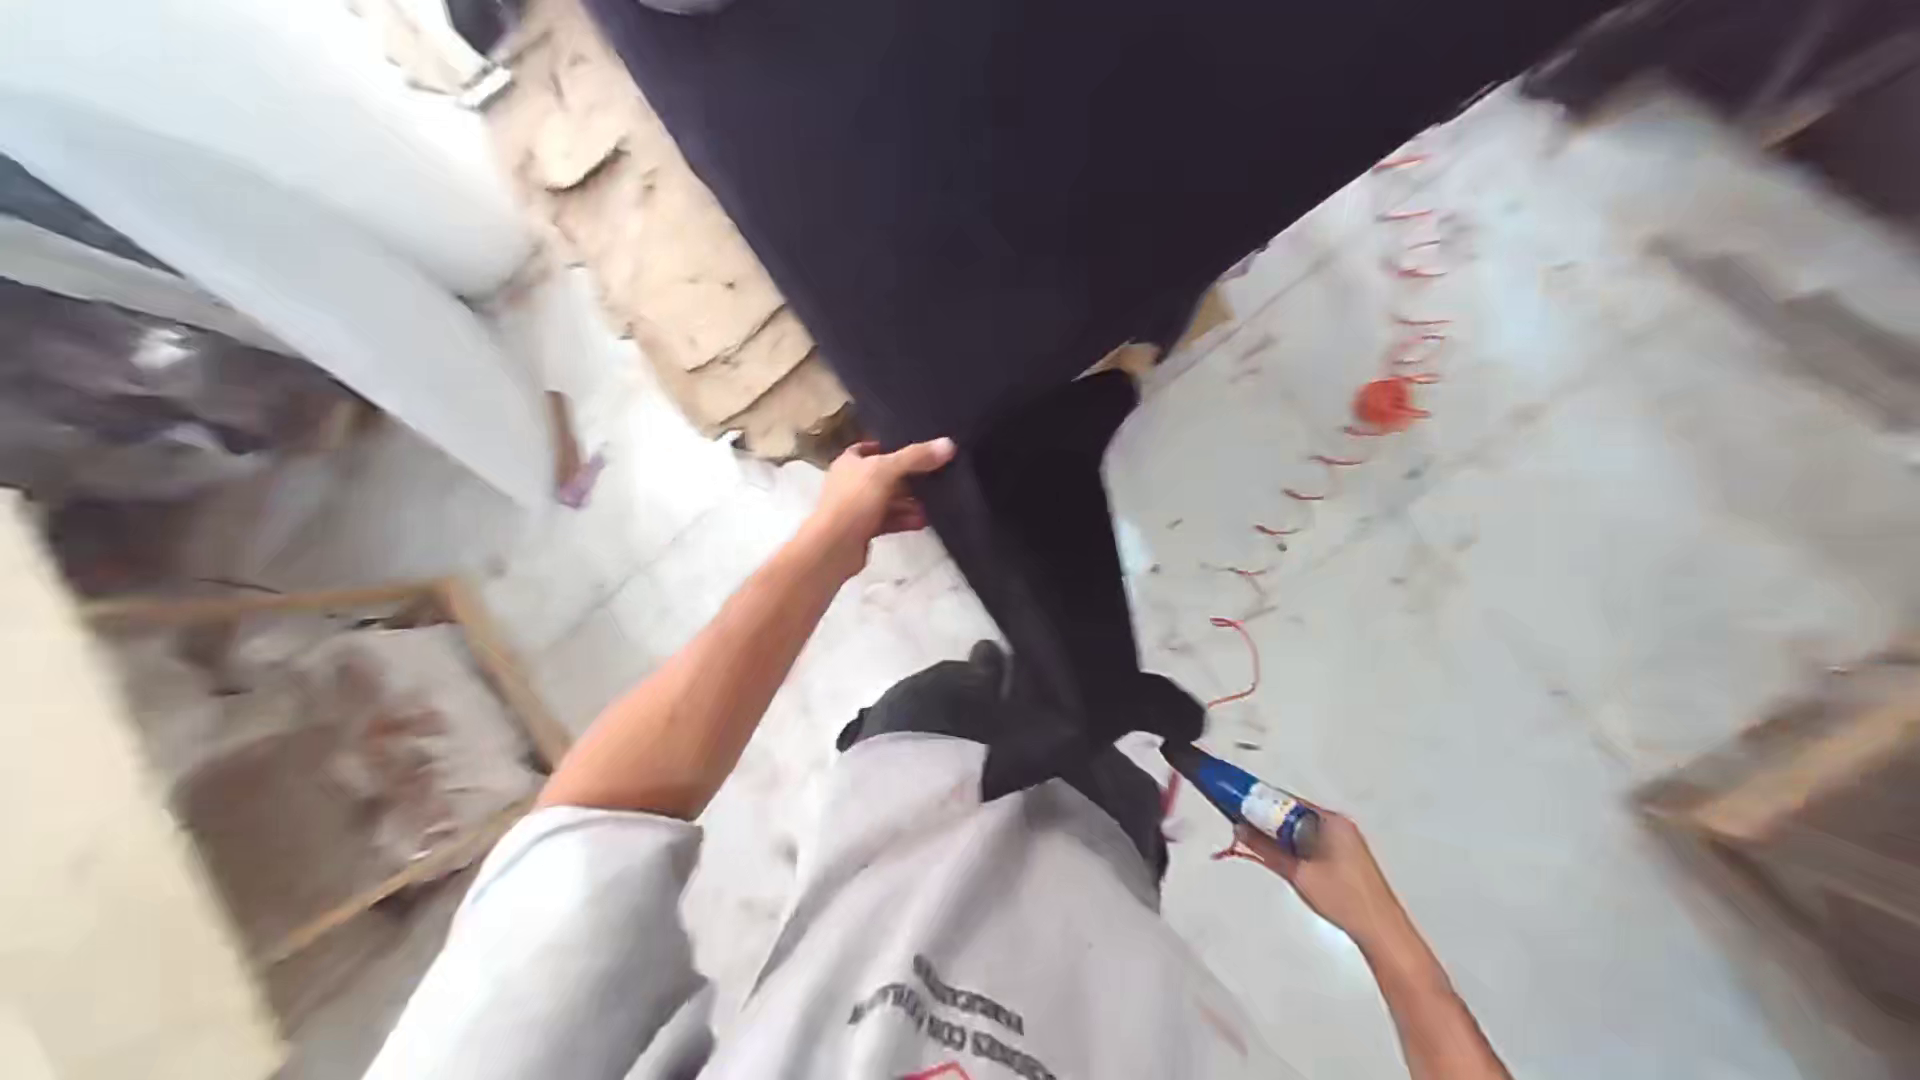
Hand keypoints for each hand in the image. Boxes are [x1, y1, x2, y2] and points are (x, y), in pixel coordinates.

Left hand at [801, 437, 956, 578]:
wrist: (834, 546)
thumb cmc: (855, 500)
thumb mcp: (886, 471)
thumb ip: (916, 457)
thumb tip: (948, 444)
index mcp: (850, 463)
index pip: (871, 448)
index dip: (891, 447)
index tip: (915, 450)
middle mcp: (851, 483)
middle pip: (884, 476)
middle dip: (908, 478)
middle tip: (934, 477)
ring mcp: (857, 508)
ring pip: (888, 500)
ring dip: (909, 502)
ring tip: (934, 502)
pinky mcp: (863, 530)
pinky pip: (888, 521)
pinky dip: (904, 520)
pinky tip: (924, 522)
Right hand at [1224, 810, 1413, 951]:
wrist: (1381, 932)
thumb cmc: (1342, 898)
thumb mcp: (1297, 873)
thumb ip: (1265, 849)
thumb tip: (1239, 828)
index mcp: (1330, 821)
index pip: (1287, 801)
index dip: (1261, 803)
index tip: (1238, 807)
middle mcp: (1339, 825)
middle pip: (1294, 813)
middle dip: (1269, 821)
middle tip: (1244, 828)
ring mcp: (1345, 840)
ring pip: (1302, 828)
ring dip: (1281, 835)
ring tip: (1259, 844)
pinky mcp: (1346, 856)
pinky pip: (1311, 840)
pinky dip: (1294, 845)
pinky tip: (1283, 858)